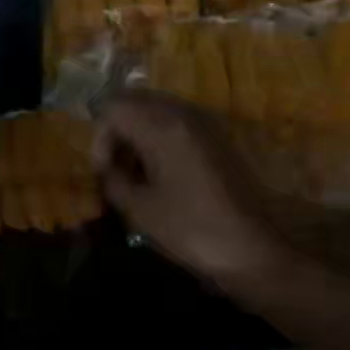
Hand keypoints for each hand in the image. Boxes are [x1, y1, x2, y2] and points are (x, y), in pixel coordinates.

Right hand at [92, 91, 294, 293]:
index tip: (102, 173)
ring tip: (134, 173)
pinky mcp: (218, 137)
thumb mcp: (138, 209)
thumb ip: (112, 180)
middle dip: (117, 131)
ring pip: (157, 110)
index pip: (114, 109)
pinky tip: (159, 173)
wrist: (249, 248)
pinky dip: (159, 139)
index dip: (99, 139)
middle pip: (136, 101)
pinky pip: (178, 123)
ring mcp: (207, 123)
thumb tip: (106, 170)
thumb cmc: (188, 228)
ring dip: (138, 134)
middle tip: (113, 168)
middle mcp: (186, 114)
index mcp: (163, 127)